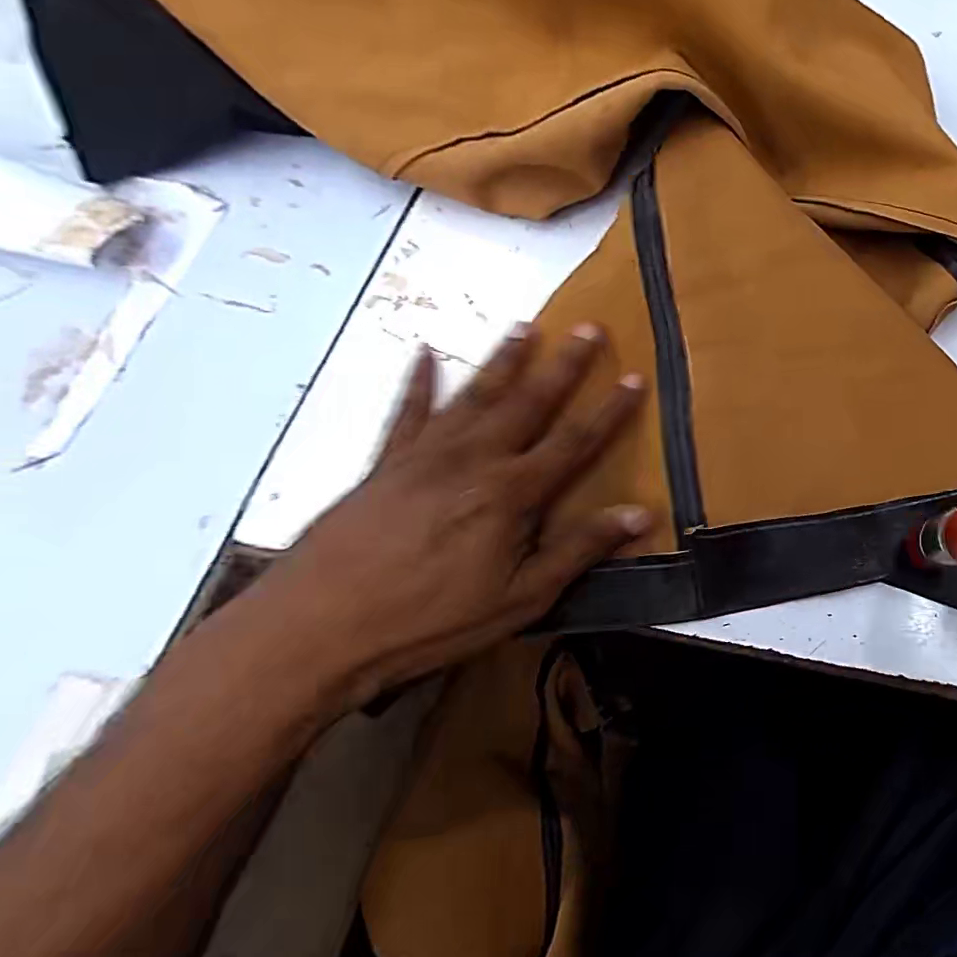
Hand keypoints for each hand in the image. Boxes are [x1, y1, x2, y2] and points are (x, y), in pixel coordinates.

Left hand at [229, 323, 652, 710]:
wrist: (316, 629)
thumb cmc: (431, 619)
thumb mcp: (523, 597)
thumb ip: (580, 549)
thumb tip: (640, 514)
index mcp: (511, 492)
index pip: (575, 441)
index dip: (610, 410)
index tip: (634, 378)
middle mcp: (473, 460)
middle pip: (528, 403)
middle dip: (563, 365)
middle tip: (587, 329)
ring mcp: (424, 457)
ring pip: (474, 396)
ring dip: (503, 360)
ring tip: (525, 327)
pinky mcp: (383, 465)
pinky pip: (406, 414)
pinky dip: (418, 383)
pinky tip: (426, 355)